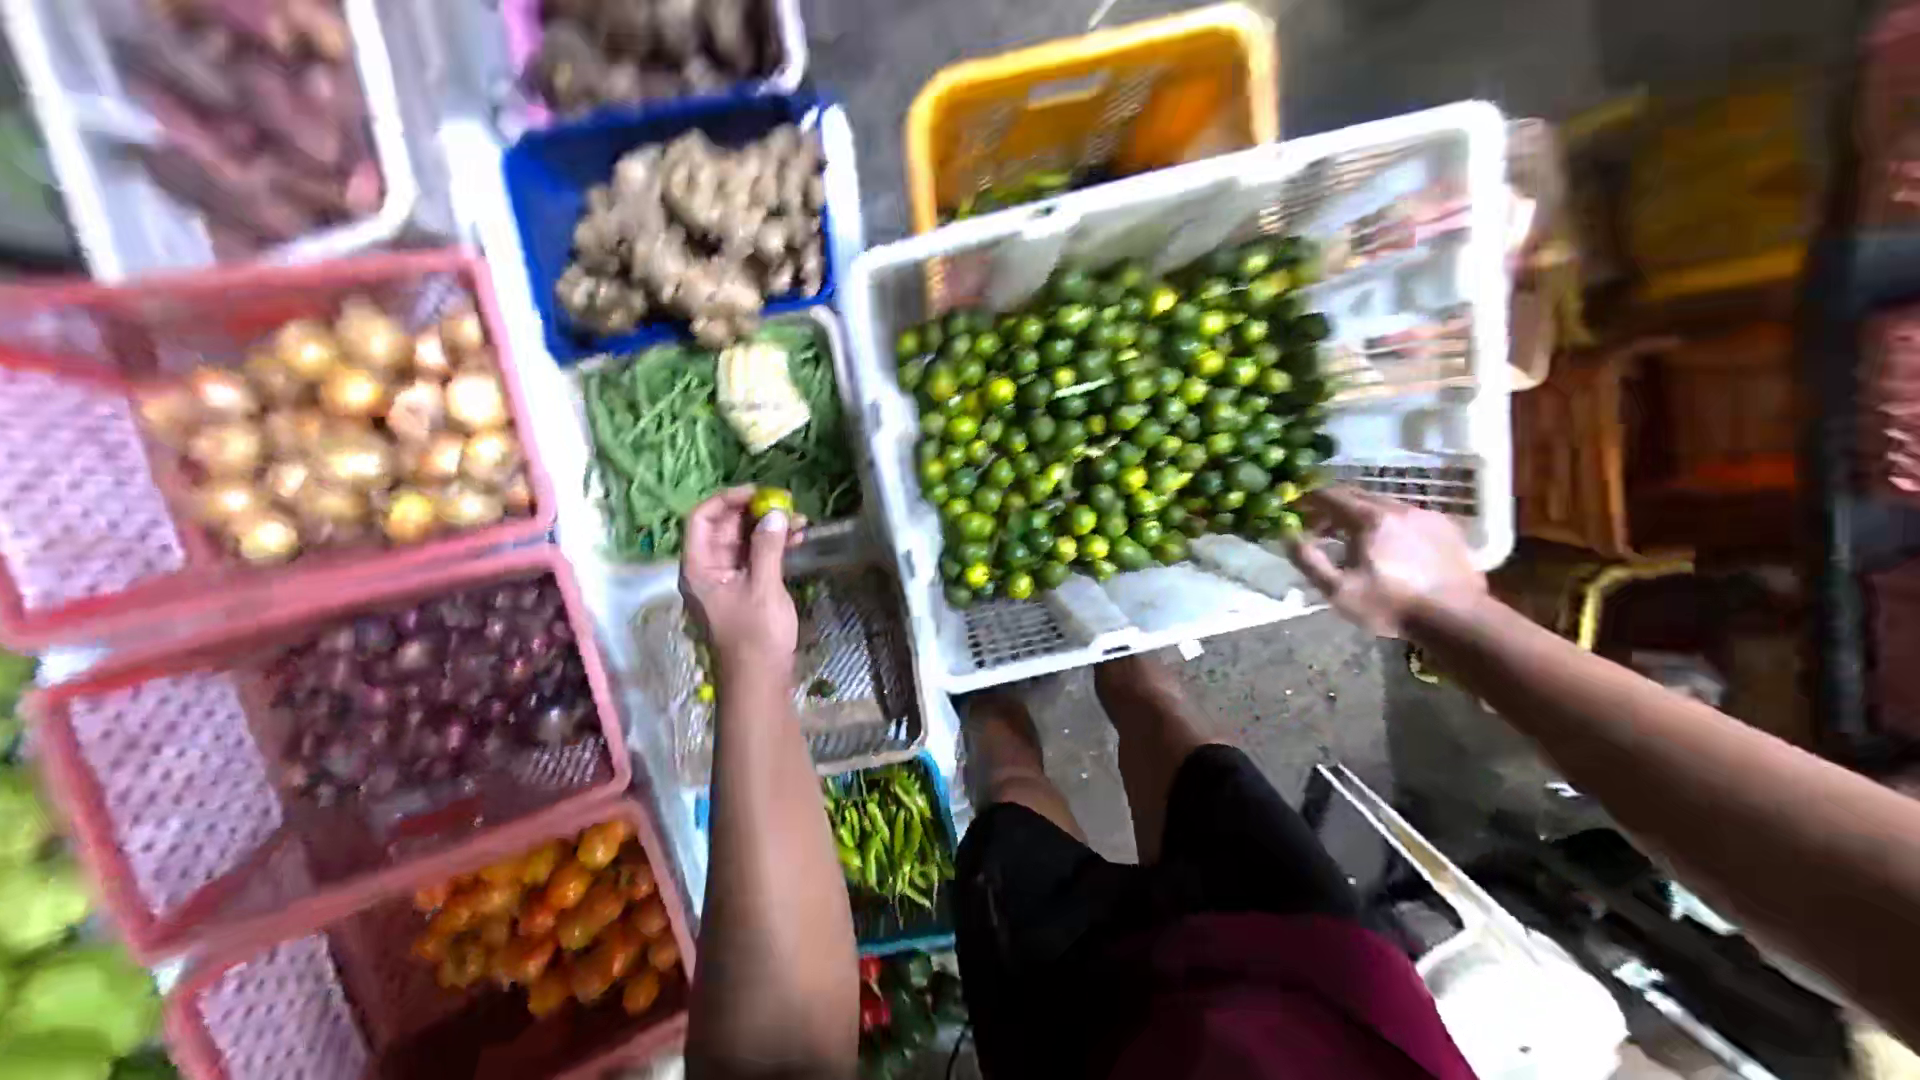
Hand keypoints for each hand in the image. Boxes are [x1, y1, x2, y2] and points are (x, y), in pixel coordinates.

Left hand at [680, 487, 804, 669]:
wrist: (759, 681)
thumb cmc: (755, 636)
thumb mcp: (763, 587)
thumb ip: (767, 547)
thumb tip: (775, 514)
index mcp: (698, 568)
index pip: (701, 519)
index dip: (726, 500)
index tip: (758, 492)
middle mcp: (708, 570)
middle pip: (724, 528)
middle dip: (754, 513)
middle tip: (786, 504)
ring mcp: (727, 581)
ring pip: (743, 542)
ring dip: (768, 529)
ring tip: (800, 522)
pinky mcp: (746, 591)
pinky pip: (755, 558)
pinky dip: (773, 547)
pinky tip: (797, 540)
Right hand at [1287, 486, 1485, 637]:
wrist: (1457, 618)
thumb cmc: (1390, 605)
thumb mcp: (1337, 590)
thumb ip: (1307, 560)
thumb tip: (1287, 535)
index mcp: (1368, 519)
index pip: (1329, 495)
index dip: (1307, 499)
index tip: (1294, 508)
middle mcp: (1397, 508)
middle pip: (1356, 495)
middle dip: (1331, 506)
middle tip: (1317, 525)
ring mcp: (1426, 515)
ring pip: (1382, 504)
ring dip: (1359, 514)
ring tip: (1350, 537)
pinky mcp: (1446, 528)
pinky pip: (1407, 515)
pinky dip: (1387, 522)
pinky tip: (1387, 544)